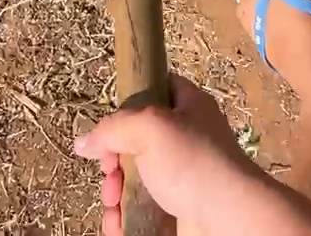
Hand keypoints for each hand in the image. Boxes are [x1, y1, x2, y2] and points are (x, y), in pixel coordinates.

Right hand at [73, 76, 310, 235]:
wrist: (227, 217)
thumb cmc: (192, 160)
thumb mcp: (149, 128)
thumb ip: (113, 128)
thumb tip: (83, 142)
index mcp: (187, 104)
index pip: (155, 87)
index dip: (129, 102)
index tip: (110, 126)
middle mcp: (185, 135)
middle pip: (136, 139)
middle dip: (113, 158)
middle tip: (109, 174)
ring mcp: (181, 173)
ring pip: (135, 176)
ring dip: (114, 192)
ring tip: (112, 205)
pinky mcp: (176, 206)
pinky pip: (141, 207)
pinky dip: (124, 216)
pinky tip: (117, 224)